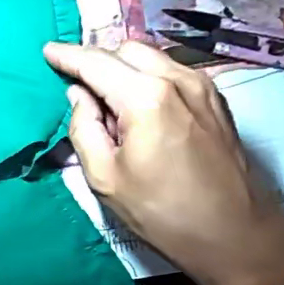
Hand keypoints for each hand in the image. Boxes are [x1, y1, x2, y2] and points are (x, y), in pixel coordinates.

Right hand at [44, 40, 283, 284]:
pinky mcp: (217, 100)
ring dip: (126, 69)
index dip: (68, 55)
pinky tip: (146, 111)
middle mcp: (178, 79)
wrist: (235, 234)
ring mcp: (203, 86)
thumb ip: (84, 128)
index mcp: (147, 97)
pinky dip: (151, 79)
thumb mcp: (106, 179)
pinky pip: (174, 73)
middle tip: (83, 91)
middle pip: (127, 50)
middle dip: (99, 61)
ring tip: (115, 107)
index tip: (48, 51)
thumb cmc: (164, 214)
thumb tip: (79, 95)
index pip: (97, 62)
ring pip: (154, 58)